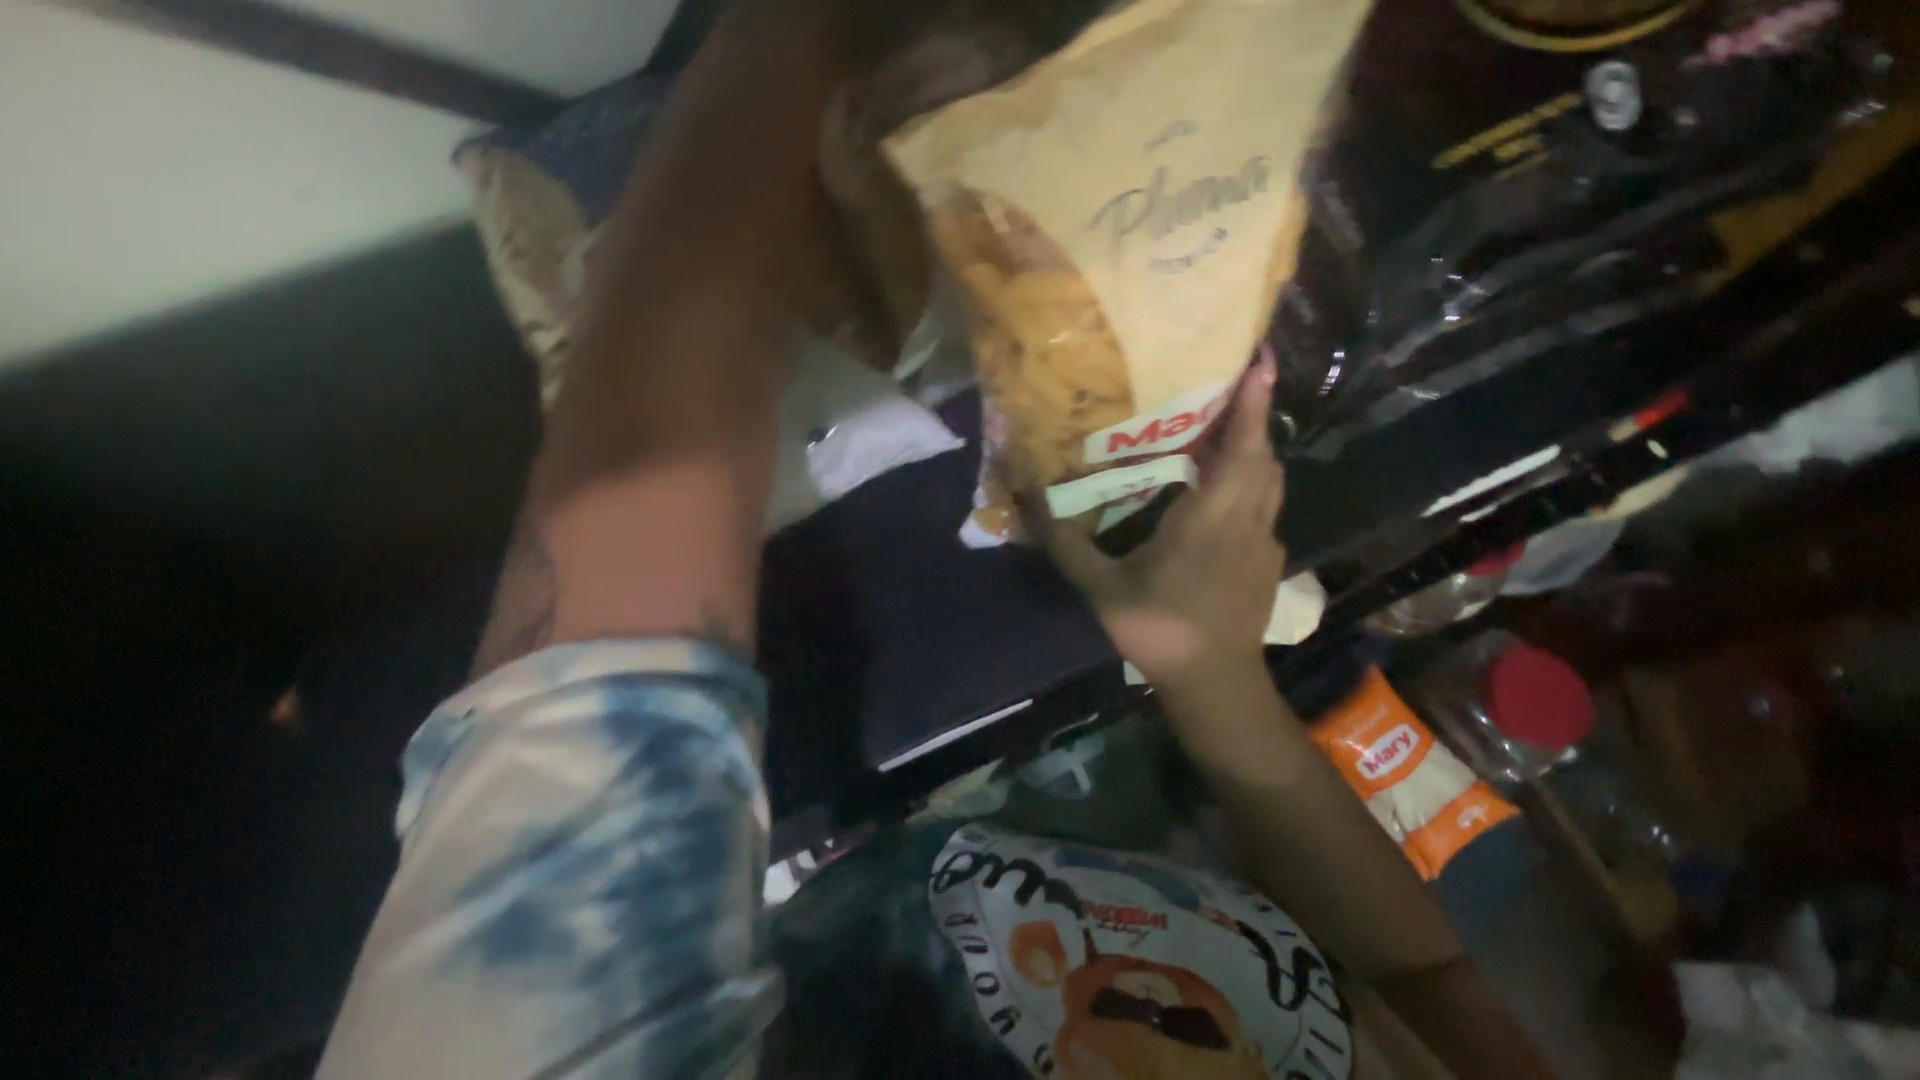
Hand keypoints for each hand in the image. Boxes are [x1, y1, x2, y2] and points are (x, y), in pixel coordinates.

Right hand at [1023, 353, 1285, 691]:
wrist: (1215, 684)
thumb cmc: (1159, 630)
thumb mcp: (1101, 587)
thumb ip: (1065, 541)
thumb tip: (1027, 494)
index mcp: (1212, 518)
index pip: (1243, 448)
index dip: (1252, 404)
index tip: (1259, 360)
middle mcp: (1248, 521)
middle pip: (1263, 456)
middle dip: (1252, 417)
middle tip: (1229, 386)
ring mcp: (1265, 543)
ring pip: (1271, 481)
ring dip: (1255, 450)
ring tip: (1227, 430)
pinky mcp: (1269, 563)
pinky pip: (1266, 506)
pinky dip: (1253, 484)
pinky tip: (1225, 493)